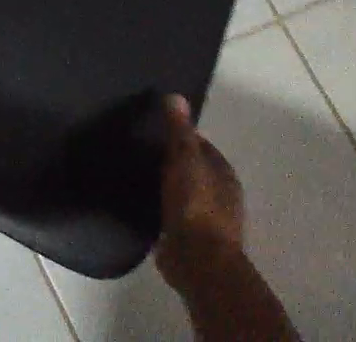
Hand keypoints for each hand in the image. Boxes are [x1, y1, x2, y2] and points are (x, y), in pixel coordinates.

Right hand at [153, 93, 244, 287]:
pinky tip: (136, 196)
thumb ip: (179, 131)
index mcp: (223, 174)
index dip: (178, 134)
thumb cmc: (195, 205)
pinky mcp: (187, 234)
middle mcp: (219, 193)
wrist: (197, 260)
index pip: (200, 144)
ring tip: (131, 168)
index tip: (150, 125)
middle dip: (168, 156)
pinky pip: (170, 208)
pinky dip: (157, 201)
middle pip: (191, 166)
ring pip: (180, 188)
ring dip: (162, 180)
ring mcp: (204, 216)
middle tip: (136, 145)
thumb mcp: (185, 160)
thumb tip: (176, 96)